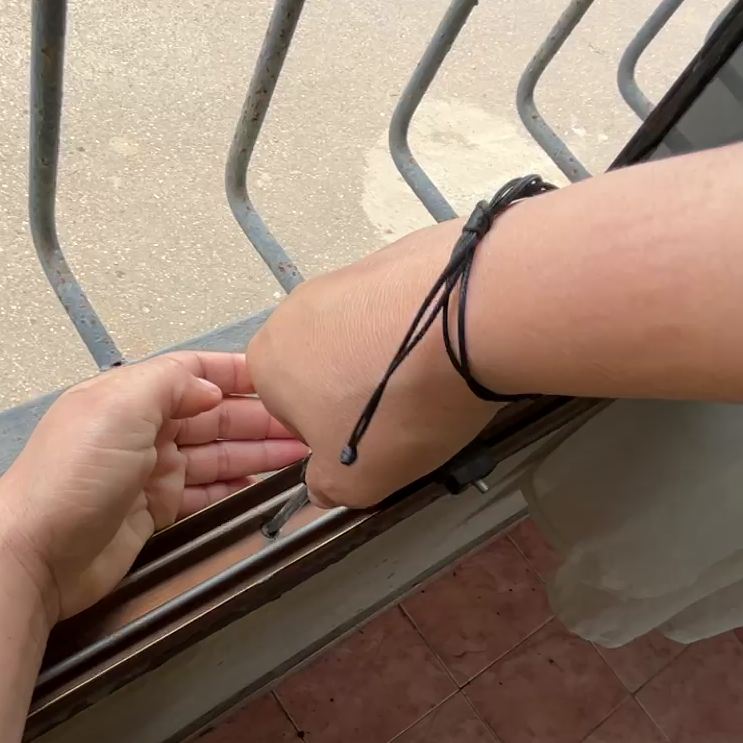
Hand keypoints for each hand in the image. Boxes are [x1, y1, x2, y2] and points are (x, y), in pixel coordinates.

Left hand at [0, 351, 306, 619]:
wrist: (35, 552)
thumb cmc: (74, 473)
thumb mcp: (119, 407)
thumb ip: (169, 384)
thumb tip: (211, 387)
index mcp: (131, 396)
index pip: (194, 374)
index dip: (237, 373)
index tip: (283, 377)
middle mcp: (142, 430)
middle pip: (212, 417)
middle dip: (259, 417)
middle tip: (308, 424)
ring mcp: (148, 473)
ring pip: (214, 455)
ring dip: (255, 452)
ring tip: (300, 453)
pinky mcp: (154, 512)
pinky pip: (203, 492)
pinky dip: (232, 486)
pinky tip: (261, 484)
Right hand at [247, 219, 501, 508]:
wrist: (474, 318)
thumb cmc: (398, 406)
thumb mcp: (355, 481)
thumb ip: (326, 489)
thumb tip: (324, 484)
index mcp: (268, 362)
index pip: (288, 412)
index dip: (330, 435)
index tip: (368, 445)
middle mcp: (296, 308)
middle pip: (323, 369)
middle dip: (356, 394)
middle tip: (402, 416)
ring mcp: (346, 273)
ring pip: (362, 336)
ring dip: (389, 362)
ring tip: (433, 383)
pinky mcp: (396, 254)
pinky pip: (400, 307)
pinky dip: (421, 329)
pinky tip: (452, 349)